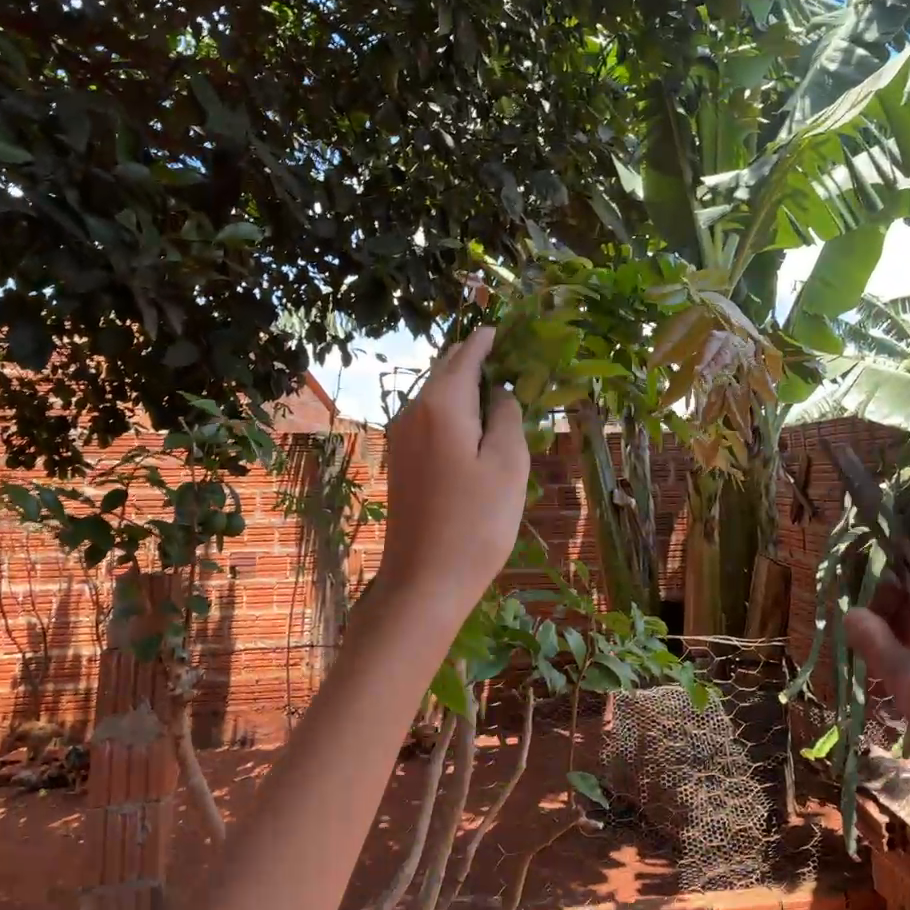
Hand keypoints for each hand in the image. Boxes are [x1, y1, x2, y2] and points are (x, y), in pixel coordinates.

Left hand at [377, 326, 529, 614]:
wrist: (424, 581)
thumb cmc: (476, 522)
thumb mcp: (508, 464)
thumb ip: (506, 417)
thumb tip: (501, 392)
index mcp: (441, 406)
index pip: (465, 357)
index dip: (486, 341)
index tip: (503, 328)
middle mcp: (413, 413)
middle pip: (444, 372)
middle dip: (473, 358)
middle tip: (507, 354)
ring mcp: (402, 438)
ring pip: (435, 395)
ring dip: (463, 385)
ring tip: (496, 384)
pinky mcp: (401, 461)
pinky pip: (429, 418)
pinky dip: (452, 408)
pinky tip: (474, 422)